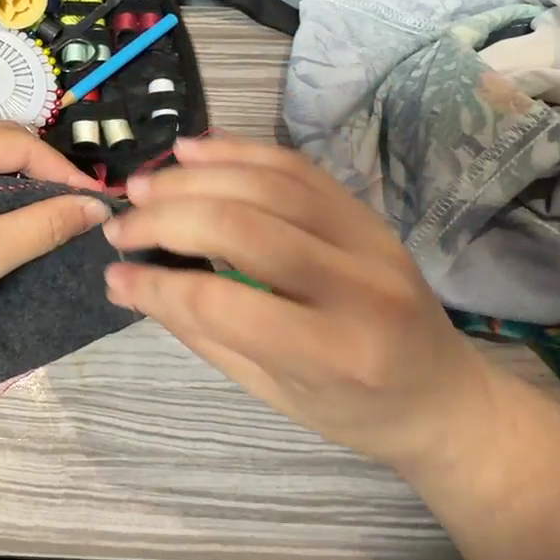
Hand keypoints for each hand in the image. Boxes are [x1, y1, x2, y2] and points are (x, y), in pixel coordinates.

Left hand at [0, 122, 110, 359]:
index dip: (64, 170)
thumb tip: (96, 206)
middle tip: (77, 204)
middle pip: (1, 139)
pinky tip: (8, 209)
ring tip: (51, 208)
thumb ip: (45, 224)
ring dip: (17, 176)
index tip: (99, 201)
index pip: (20, 142)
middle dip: (42, 169)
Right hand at [100, 136, 506, 472]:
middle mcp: (357, 287)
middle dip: (166, 218)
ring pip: (266, 185)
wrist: (445, 397)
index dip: (156, 285)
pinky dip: (236, 150)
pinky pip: (293, 166)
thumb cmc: (351, 408)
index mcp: (333, 352)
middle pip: (243, 228)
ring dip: (193, 178)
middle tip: (120, 225)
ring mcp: (368, 239)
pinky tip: (191, 150)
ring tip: (142, 185)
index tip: (113, 273)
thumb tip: (123, 282)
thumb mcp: (270, 390)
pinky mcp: (365, 211)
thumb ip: (196, 330)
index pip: (221, 303)